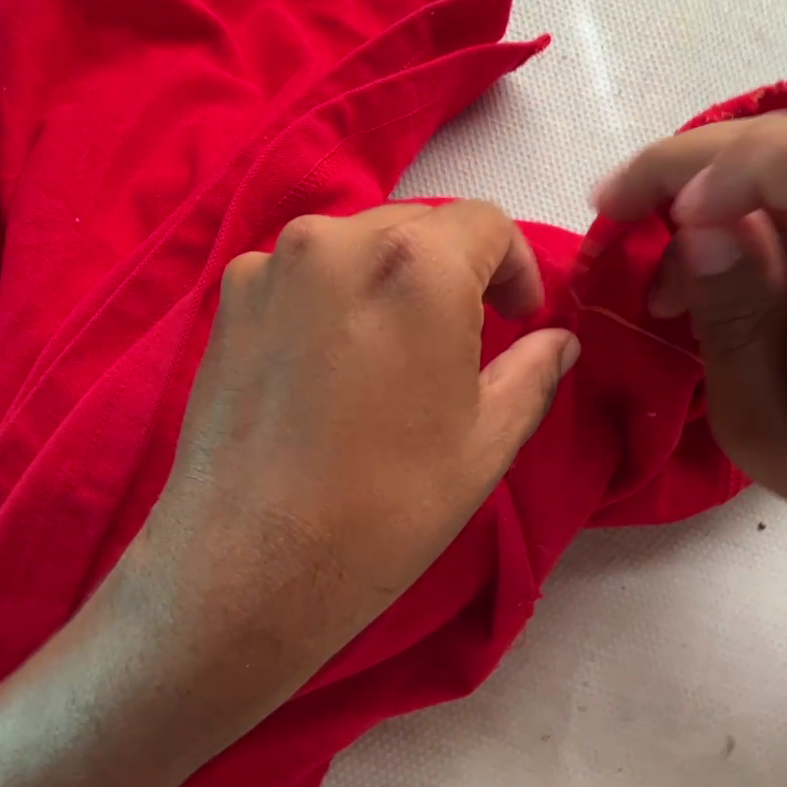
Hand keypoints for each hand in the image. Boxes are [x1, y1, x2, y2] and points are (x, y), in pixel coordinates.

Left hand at [110, 200, 579, 744]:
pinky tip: (328, 364)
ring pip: (355, 245)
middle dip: (454, 270)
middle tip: (462, 340)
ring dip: (389, 280)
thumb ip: (531, 373)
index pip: (486, 224)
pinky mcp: (228, 300)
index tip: (517, 318)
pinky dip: (329, 298)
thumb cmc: (388, 507)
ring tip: (391, 353)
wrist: (249, 563)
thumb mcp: (484, 443)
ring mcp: (271, 265)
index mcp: (416, 262)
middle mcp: (337, 238)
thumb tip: (558, 342)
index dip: (516, 267)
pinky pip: (299, 275)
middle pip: (417, 227)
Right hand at [593, 112, 786, 571]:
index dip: (753, 163)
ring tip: (667, 274)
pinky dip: (752, 204)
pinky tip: (720, 263)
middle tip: (619, 210)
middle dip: (701, 163)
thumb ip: (732, 322)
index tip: (671, 215)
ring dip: (718, 190)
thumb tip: (697, 221)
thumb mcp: (756, 426)